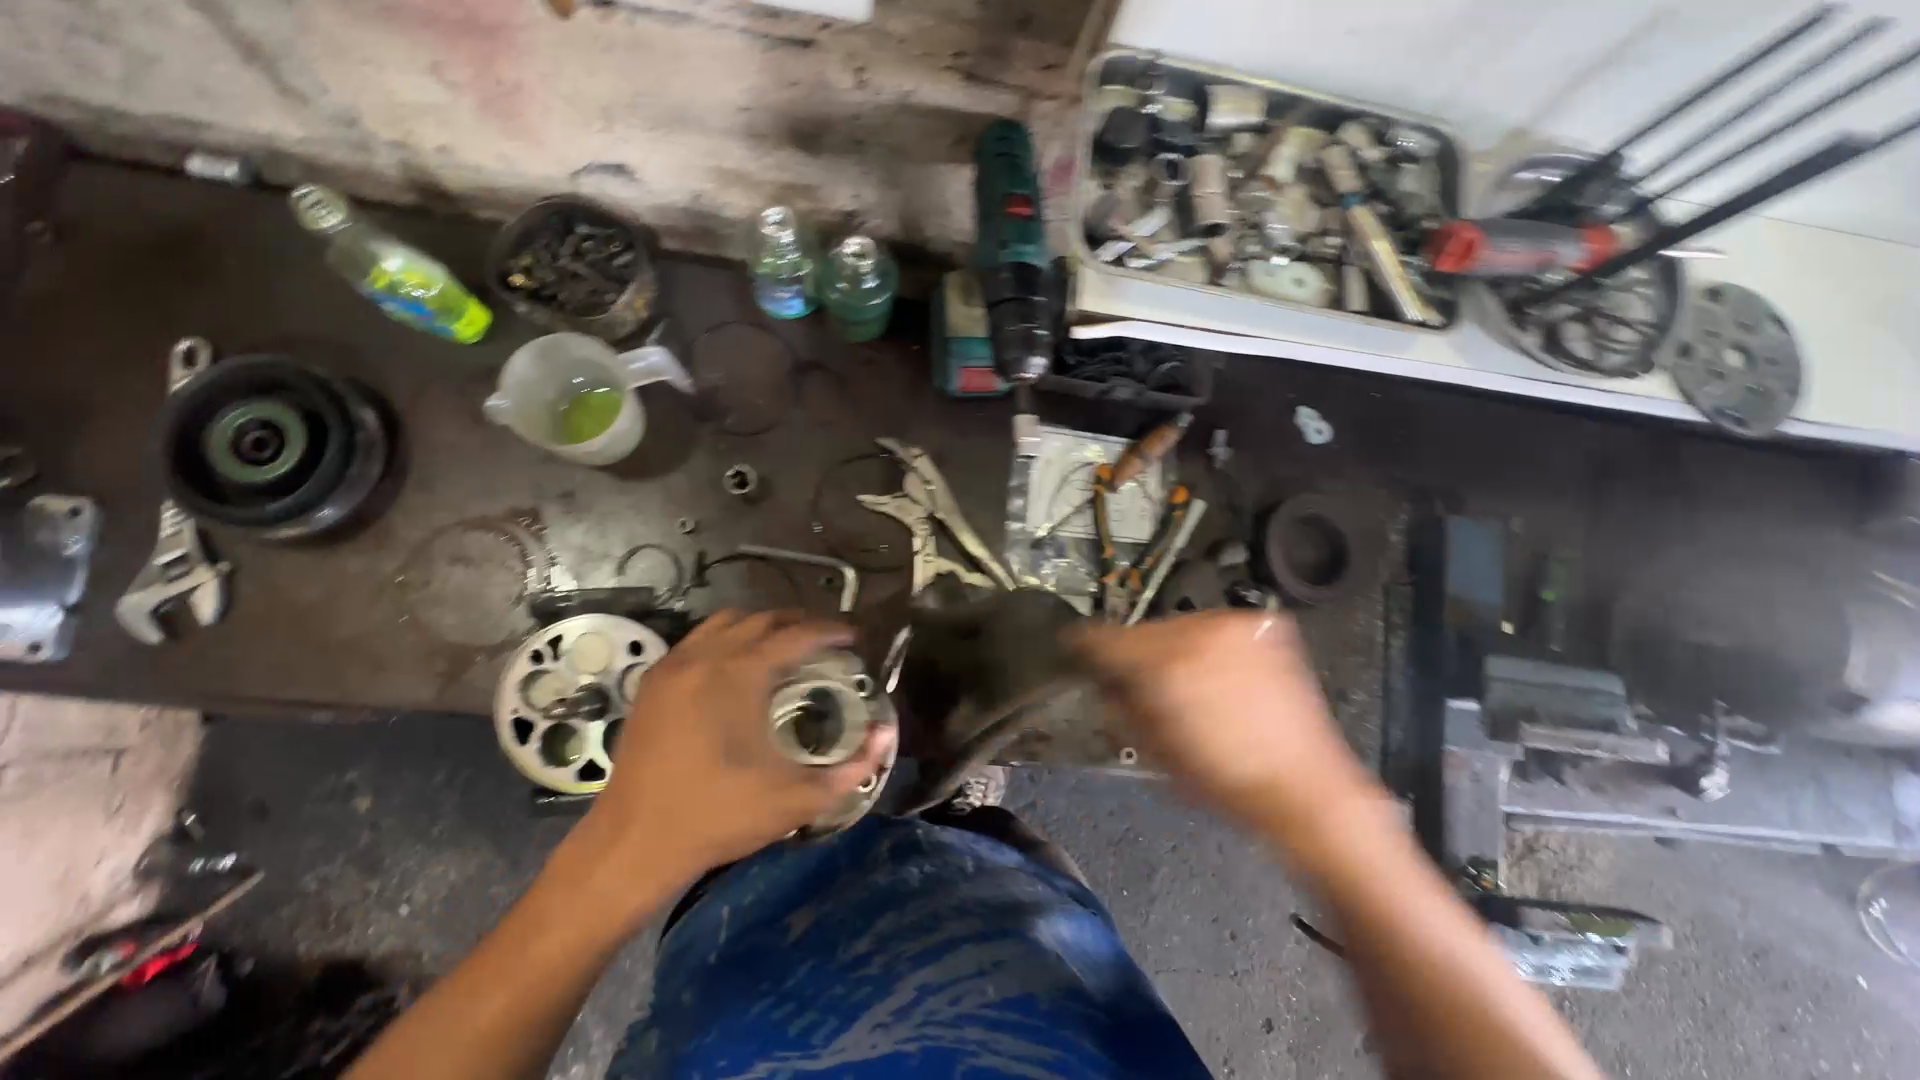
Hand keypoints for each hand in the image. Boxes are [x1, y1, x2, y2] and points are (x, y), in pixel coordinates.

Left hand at [570, 610, 893, 903]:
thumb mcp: (796, 798)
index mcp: (739, 673)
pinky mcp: (651, 685)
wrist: (634, 842)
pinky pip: (698, 641)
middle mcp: (703, 657)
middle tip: (827, 642)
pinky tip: (740, 669)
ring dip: (761, 627)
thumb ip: (850, 768)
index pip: (796, 635)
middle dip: (799, 623)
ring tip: (787, 648)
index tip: (855, 639)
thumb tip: (885, 737)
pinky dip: (727, 640)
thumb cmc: (718, 815)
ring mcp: (672, 667)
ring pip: (724, 623)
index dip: (831, 631)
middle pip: (760, 618)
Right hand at [1070, 611, 1379, 847]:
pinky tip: (1215, 677)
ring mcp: (1235, 627)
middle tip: (1138, 685)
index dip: (1083, 646)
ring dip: (1171, 650)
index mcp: (1163, 667)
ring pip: (1177, 626)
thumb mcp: (1154, 751)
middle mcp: (1198, 634)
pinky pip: (1214, 629)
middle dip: (1134, 655)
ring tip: (1185, 687)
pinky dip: (1207, 647)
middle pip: (1140, 630)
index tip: (1078, 650)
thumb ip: (1120, 707)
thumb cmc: (1227, 782)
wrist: (1304, 788)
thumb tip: (1106, 683)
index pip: (1103, 637)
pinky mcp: (1263, 629)